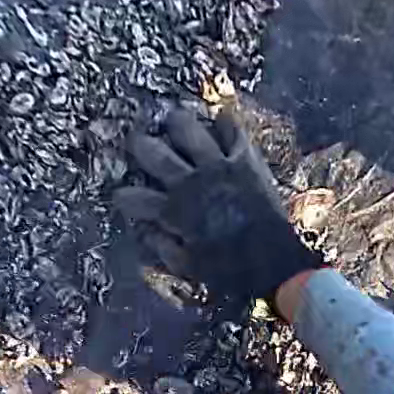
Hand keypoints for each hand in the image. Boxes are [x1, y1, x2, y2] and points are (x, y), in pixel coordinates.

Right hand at [115, 107, 322, 311]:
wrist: (274, 262)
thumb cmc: (228, 271)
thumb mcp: (188, 266)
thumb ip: (162, 246)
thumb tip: (144, 229)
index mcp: (175, 211)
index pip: (135, 197)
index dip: (123, 196)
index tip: (119, 195)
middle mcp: (191, 181)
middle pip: (154, 152)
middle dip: (139, 145)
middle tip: (136, 141)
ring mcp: (219, 165)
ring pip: (187, 129)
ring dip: (176, 125)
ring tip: (173, 123)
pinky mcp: (244, 159)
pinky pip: (231, 129)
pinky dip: (222, 123)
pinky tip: (216, 123)